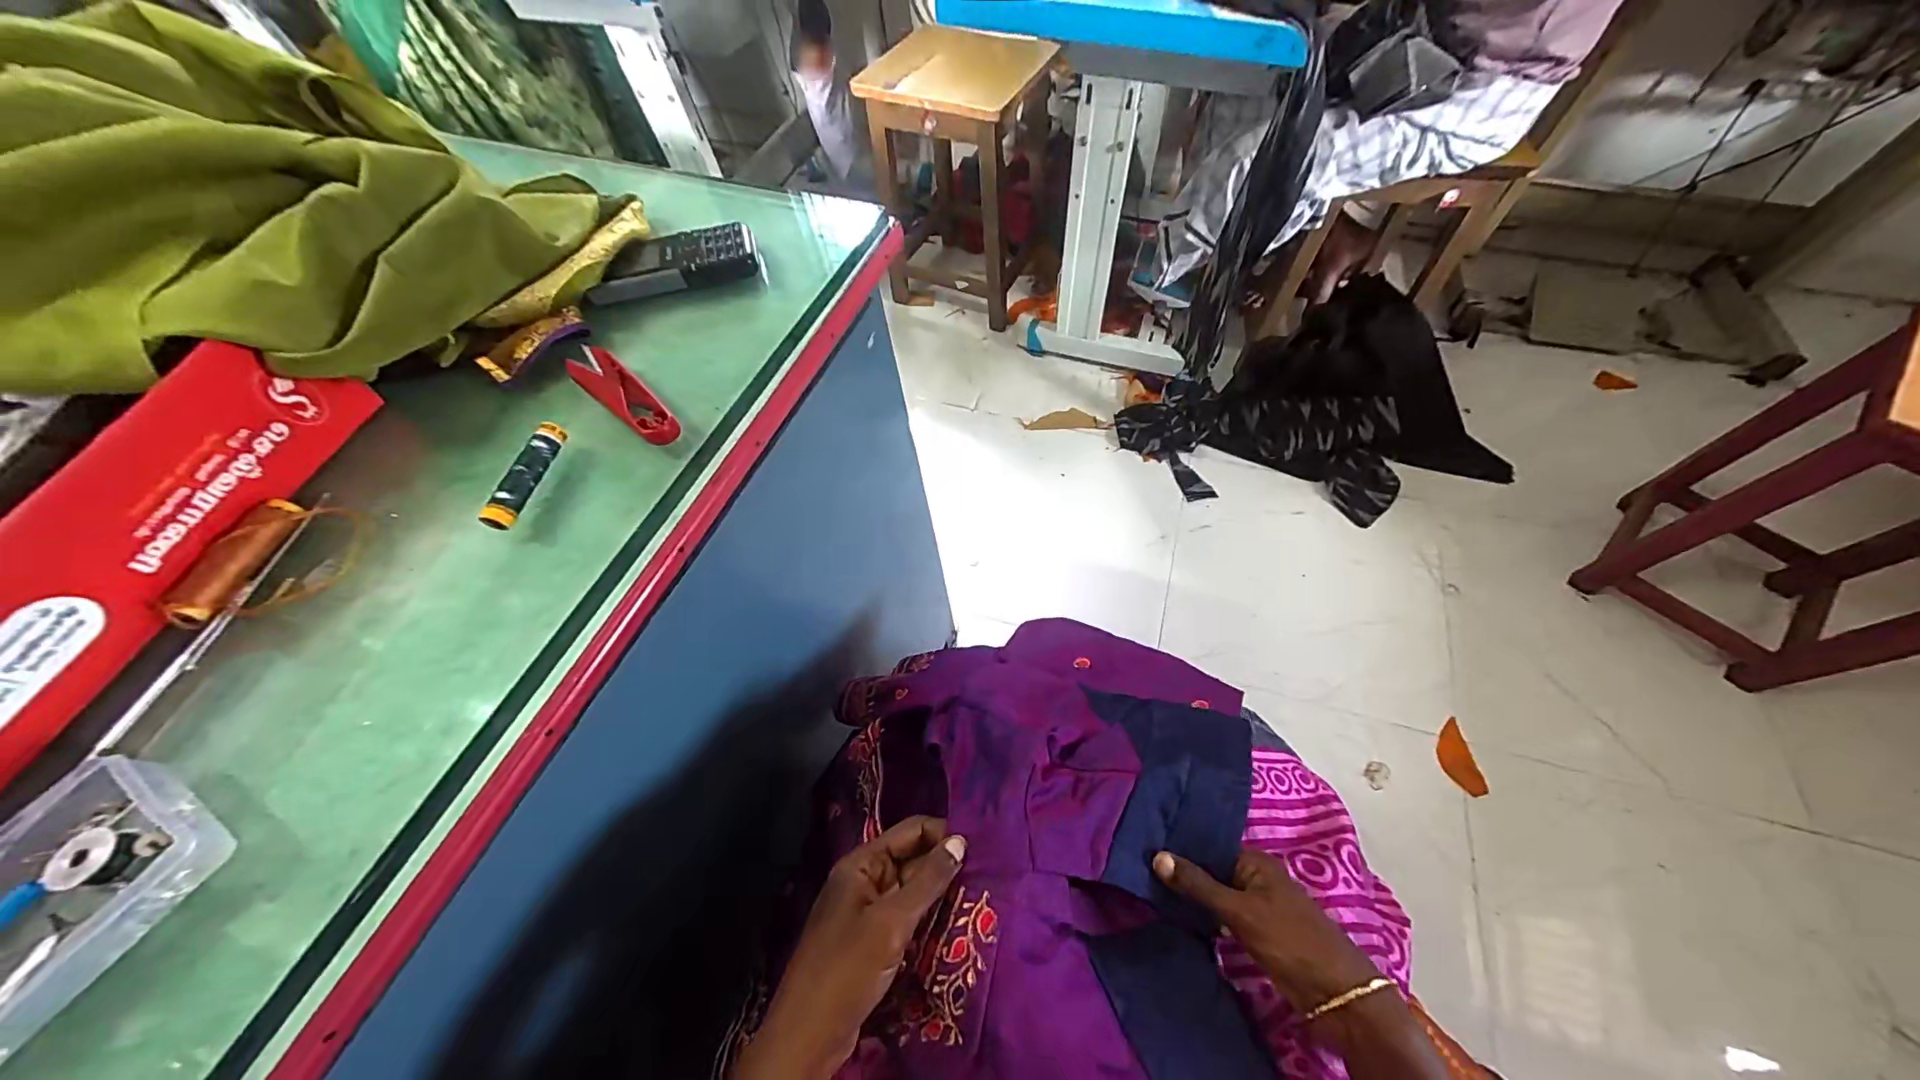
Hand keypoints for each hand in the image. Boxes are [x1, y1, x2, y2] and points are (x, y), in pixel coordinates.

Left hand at [735, 817, 966, 1079]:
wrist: (807, 1036)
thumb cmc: (847, 969)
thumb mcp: (891, 922)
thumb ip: (928, 880)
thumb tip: (961, 841)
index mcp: (861, 863)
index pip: (911, 831)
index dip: (943, 836)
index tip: (979, 853)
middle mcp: (864, 880)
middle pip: (913, 859)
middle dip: (946, 868)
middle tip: (987, 881)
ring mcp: (868, 911)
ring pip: (913, 891)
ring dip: (941, 897)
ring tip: (980, 902)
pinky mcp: (873, 941)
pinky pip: (907, 919)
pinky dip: (929, 921)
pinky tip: (956, 929)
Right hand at [1154, 847, 1448, 1078]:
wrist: (1339, 1000)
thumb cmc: (1292, 943)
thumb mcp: (1240, 911)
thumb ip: (1199, 885)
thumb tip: (1157, 855)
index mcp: (1257, 863)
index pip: (1209, 847)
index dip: (1180, 848)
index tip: (1144, 847)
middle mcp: (1257, 880)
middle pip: (1212, 872)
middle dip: (1182, 874)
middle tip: (1139, 869)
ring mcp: (1259, 909)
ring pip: (1216, 897)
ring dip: (1192, 899)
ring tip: (1149, 891)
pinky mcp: (1258, 936)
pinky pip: (1223, 919)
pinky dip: (1204, 919)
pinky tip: (1177, 919)